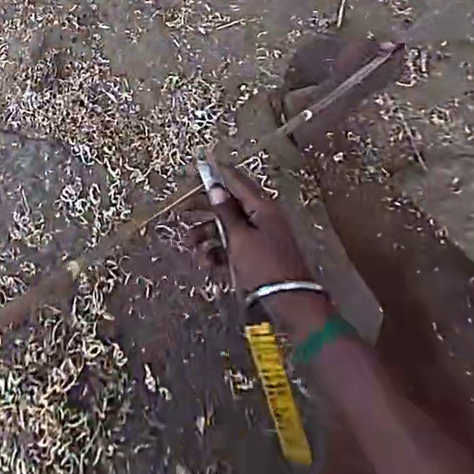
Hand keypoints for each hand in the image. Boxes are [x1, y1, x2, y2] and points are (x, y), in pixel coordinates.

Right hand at [196, 164, 331, 334]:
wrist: (290, 304)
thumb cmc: (264, 266)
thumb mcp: (240, 238)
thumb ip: (225, 213)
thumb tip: (215, 187)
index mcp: (262, 207)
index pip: (236, 182)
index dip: (215, 175)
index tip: (195, 169)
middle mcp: (262, 218)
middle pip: (229, 206)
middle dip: (205, 211)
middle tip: (182, 211)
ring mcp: (261, 237)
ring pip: (229, 228)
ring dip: (208, 236)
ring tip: (193, 249)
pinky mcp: (258, 256)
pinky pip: (234, 247)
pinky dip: (220, 253)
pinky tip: (208, 264)